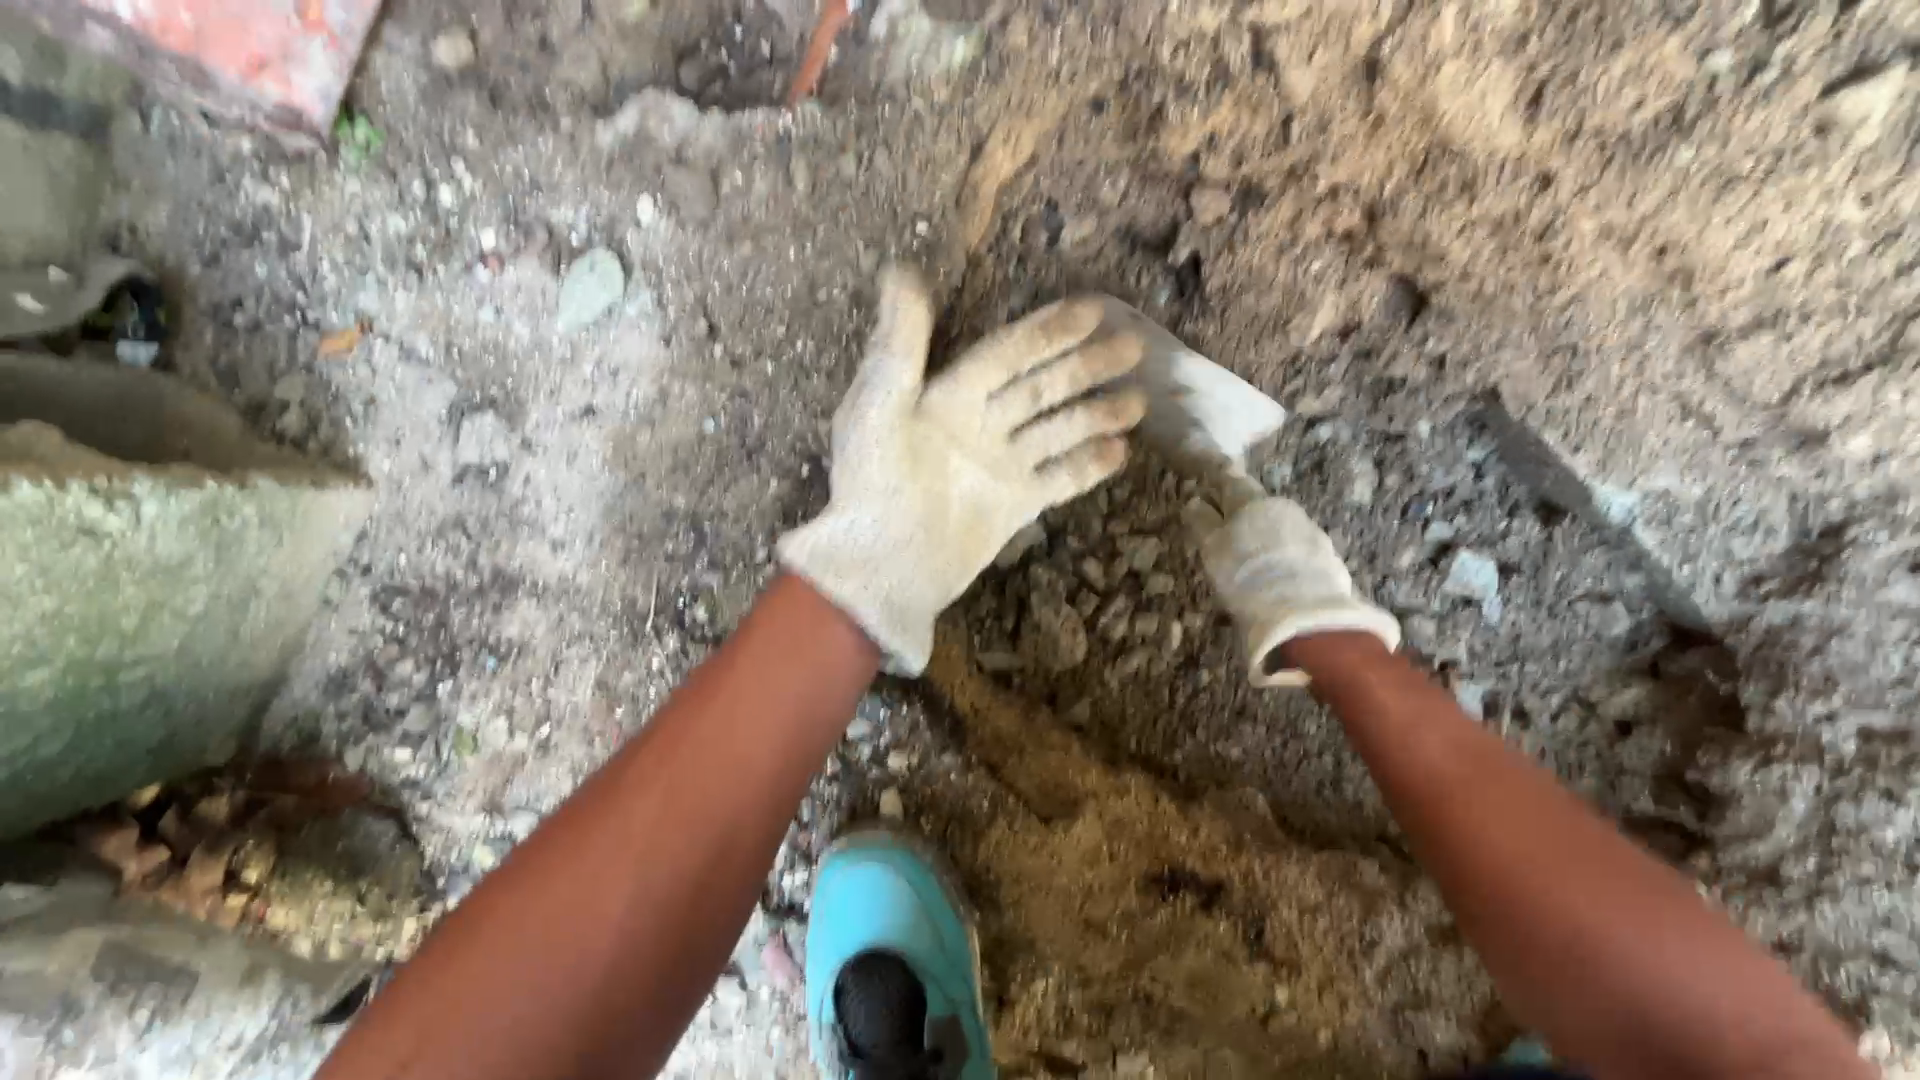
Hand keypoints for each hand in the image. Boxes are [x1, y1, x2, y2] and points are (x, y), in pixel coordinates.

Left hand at [779, 267, 1146, 673]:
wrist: (885, 567)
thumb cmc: (875, 486)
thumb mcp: (877, 409)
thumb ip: (897, 344)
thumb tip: (899, 272)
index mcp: (948, 395)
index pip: (1007, 353)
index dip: (1047, 331)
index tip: (1092, 310)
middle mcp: (979, 423)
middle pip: (1041, 386)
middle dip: (1085, 367)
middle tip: (1133, 349)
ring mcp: (999, 465)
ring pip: (1057, 430)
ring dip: (1095, 415)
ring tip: (1136, 404)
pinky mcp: (1013, 505)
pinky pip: (1059, 480)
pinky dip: (1087, 467)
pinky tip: (1119, 452)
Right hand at [1186, 494, 1399, 686]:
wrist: (1303, 616)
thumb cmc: (1245, 574)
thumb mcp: (1211, 548)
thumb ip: (1202, 521)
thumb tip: (1195, 502)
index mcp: (1253, 501)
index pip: (1230, 480)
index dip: (1216, 478)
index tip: (1207, 483)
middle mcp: (1285, 510)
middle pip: (1257, 507)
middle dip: (1240, 515)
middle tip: (1223, 533)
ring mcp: (1310, 534)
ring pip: (1277, 531)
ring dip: (1261, 543)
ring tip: (1246, 568)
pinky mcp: (1327, 561)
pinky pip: (1295, 555)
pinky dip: (1280, 563)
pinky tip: (1272, 584)